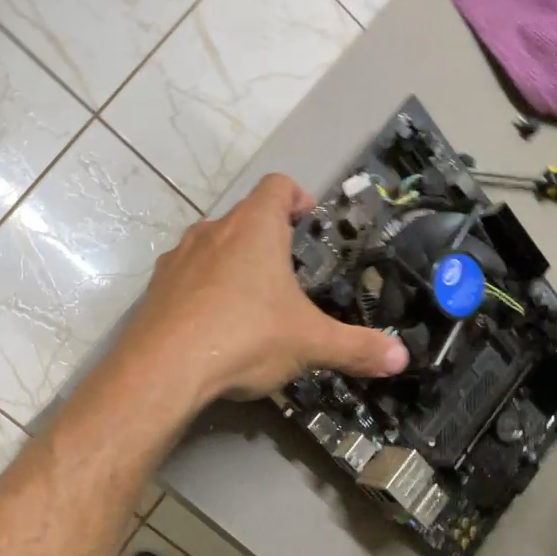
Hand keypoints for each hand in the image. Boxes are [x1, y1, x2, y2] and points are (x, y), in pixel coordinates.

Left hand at [121, 174, 408, 402]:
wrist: (164, 369)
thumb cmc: (245, 337)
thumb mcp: (309, 344)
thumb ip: (355, 348)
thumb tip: (400, 360)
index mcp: (254, 228)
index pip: (277, 187)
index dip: (295, 196)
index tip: (306, 216)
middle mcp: (213, 232)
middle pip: (243, 219)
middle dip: (266, 240)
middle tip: (287, 275)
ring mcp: (178, 260)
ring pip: (211, 249)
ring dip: (231, 266)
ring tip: (250, 304)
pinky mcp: (155, 291)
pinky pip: (186, 282)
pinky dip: (202, 295)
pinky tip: (213, 329)